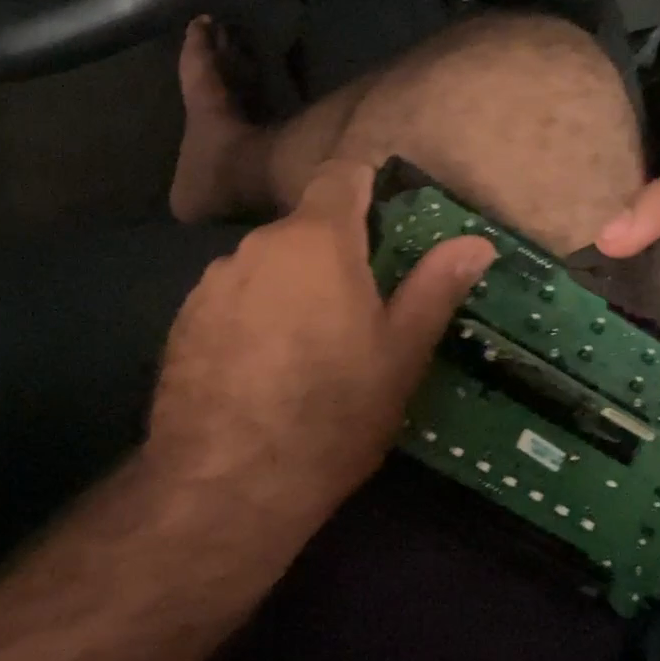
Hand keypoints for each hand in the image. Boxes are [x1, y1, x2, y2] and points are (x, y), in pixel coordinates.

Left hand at [148, 160, 497, 521]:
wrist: (225, 484)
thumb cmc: (332, 414)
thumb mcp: (399, 356)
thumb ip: (434, 288)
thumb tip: (477, 242)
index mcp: (317, 240)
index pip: (341, 176)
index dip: (365, 187)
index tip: (383, 219)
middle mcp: (259, 245)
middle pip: (303, 229)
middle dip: (330, 256)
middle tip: (355, 311)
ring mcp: (213, 282)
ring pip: (265, 267)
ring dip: (288, 288)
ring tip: (303, 351)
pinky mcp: (183, 320)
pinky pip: (230, 300)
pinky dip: (249, 318)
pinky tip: (257, 371)